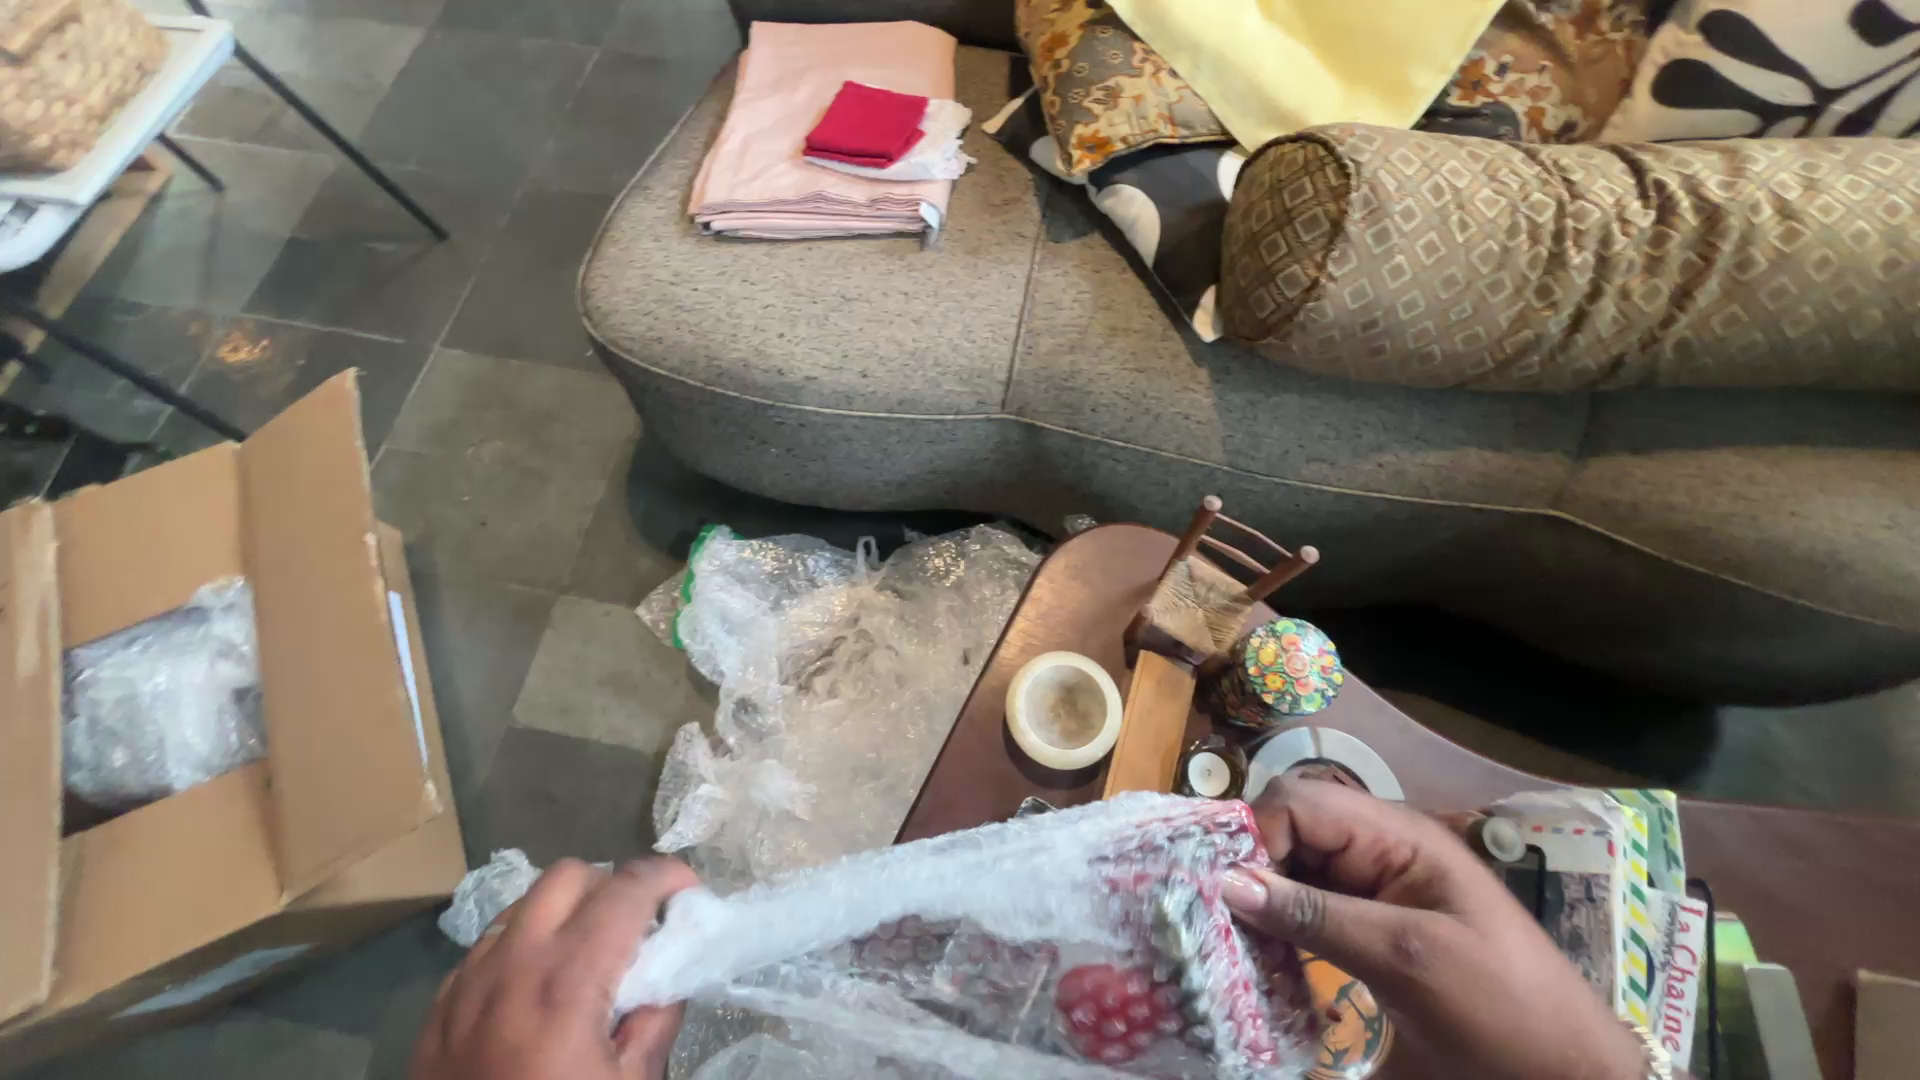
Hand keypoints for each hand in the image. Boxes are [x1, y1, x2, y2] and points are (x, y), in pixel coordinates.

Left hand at [410, 858, 698, 1079]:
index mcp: (568, 982)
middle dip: (613, 885)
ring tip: (586, 949)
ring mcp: (466, 986)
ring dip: (565, 909)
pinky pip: (486, 946)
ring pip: (523, 902)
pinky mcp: (437, 1013)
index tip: (689, 892)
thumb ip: (658, 1017)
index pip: (627, 887)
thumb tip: (669, 972)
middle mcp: (513, 967)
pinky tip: (536, 986)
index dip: (668, 874)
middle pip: (571, 875)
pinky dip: (522, 944)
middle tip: (637, 924)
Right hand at [1221, 780, 1650, 1079]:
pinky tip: (1264, 954)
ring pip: (1290, 864)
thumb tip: (1226, 883)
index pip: (1297, 802)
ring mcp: (1370, 882)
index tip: (1229, 891)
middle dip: (1251, 862)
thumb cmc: (1502, 1009)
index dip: (1257, 834)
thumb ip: (1316, 916)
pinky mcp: (1366, 919)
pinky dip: (1277, 922)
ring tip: (1234, 938)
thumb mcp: (1406, 958)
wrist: (1569, 1079)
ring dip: (1259, 895)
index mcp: (1392, 832)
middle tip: (1224, 916)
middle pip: (1288, 826)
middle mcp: (1374, 844)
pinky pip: (1305, 902)